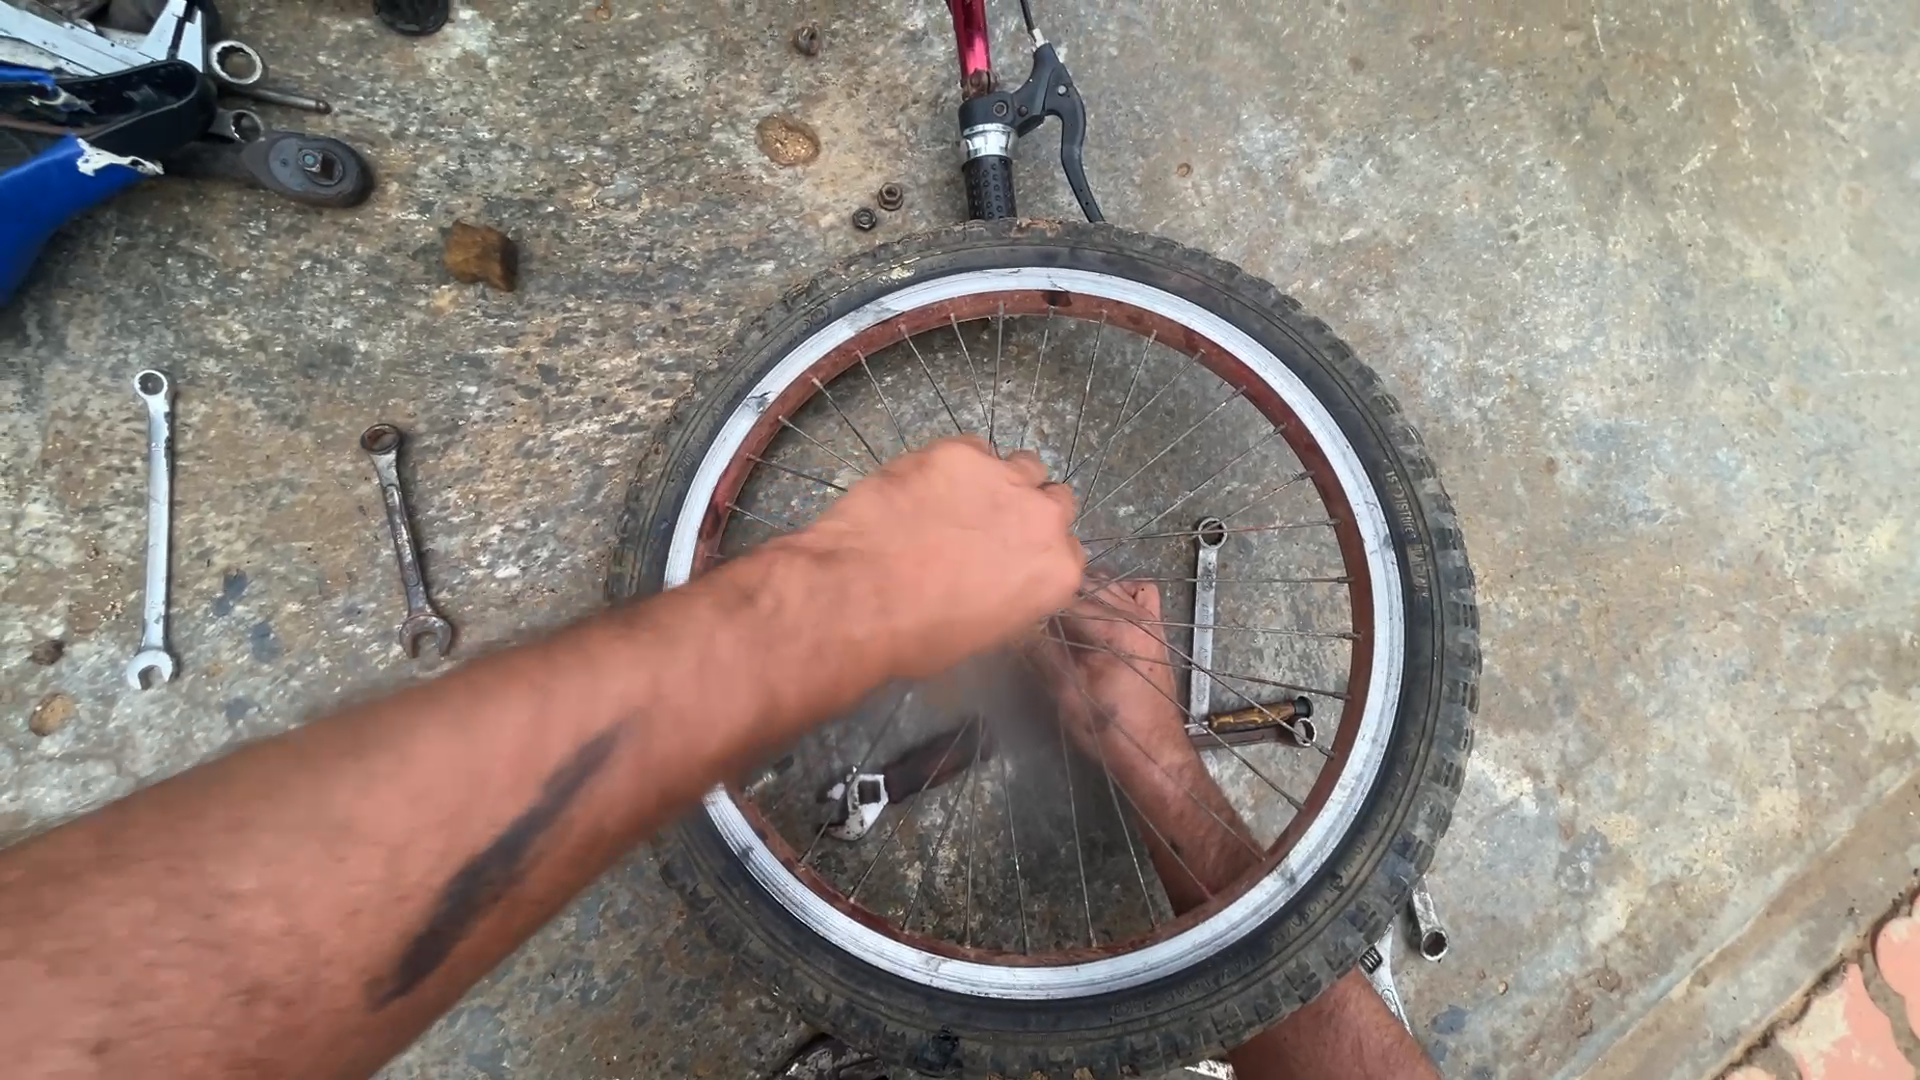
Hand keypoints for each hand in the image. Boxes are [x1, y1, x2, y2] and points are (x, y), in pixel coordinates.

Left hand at [784, 437, 1083, 679]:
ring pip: (1022, 464)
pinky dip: (956, 464)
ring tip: (958, 499)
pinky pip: (972, 448)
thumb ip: (1012, 596)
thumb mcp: (983, 634)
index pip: (1067, 550)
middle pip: (1054, 499)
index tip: (1011, 558)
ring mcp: (1003, 477)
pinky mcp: (958, 452)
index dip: (1036, 552)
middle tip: (987, 527)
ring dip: (999, 480)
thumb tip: (999, 582)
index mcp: (1058, 571)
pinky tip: (925, 484)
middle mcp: (1044, 519)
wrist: (860, 596)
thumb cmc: (919, 635)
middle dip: (1027, 510)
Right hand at [1035, 579, 1203, 800]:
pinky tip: (1099, 609)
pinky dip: (1117, 591)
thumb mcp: (1066, 692)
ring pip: (1108, 584)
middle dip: (1056, 593)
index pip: (1066, 598)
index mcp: (1114, 629)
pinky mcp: (1155, 627)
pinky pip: (1138, 592)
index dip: (1037, 603)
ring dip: (1081, 590)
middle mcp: (1134, 615)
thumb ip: (1041, 651)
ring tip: (1059, 611)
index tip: (1018, 610)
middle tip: (1033, 611)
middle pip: (1086, 584)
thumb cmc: (1109, 728)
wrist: (1154, 751)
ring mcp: (1148, 618)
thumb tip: (1014, 626)